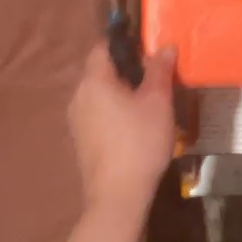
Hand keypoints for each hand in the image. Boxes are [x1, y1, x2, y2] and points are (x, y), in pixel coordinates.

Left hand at [68, 44, 177, 217]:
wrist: (117, 197)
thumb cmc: (139, 141)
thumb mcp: (158, 101)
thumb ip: (160, 69)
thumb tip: (165, 47)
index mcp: (93, 81)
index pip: (102, 47)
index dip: (124, 43)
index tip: (146, 49)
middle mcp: (78, 96)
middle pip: (100, 70)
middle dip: (125, 69)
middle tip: (152, 75)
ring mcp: (76, 121)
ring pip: (99, 93)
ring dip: (119, 92)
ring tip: (146, 101)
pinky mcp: (81, 141)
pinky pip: (97, 113)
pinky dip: (113, 111)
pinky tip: (133, 125)